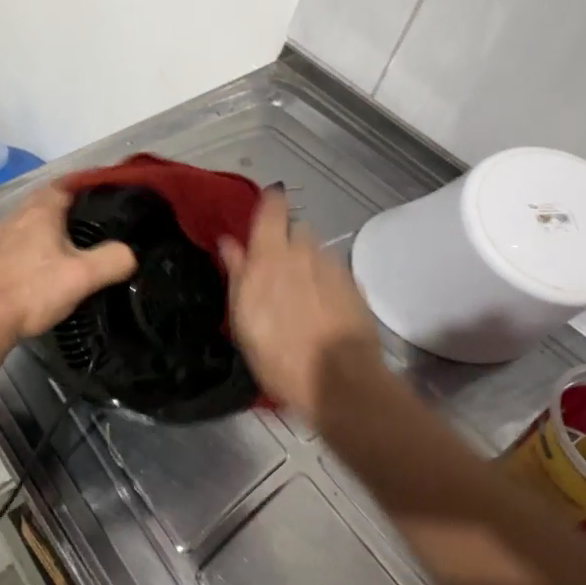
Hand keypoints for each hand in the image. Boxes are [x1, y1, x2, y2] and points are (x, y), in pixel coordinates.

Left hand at [0, 184, 136, 340]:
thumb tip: (129, 254)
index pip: (66, 183)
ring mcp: (4, 236)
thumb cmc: (35, 290)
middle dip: (72, 203)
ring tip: (79, 236)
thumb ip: (113, 260)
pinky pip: (25, 237)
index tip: (110, 191)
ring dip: (55, 222)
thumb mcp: (83, 276)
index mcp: (40, 211)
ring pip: (35, 219)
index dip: (87, 183)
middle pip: (48, 199)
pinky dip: (41, 240)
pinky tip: (52, 258)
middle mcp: (19, 216)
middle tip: (99, 216)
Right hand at [219, 190, 382, 422]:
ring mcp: (334, 270)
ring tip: (298, 289)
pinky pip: (334, 273)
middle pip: (296, 231)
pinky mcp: (355, 289)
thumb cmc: (278, 353)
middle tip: (275, 265)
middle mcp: (304, 253)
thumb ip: (238, 273)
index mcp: (271, 256)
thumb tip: (229, 242)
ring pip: (316, 252)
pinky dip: (324, 281)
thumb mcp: (244, 317)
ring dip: (306, 261)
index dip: (269, 203)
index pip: (272, 211)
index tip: (266, 202)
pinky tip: (320, 307)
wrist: (340, 382)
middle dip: (286, 240)